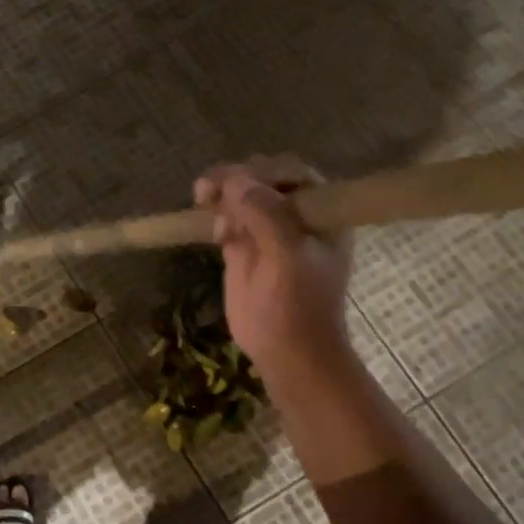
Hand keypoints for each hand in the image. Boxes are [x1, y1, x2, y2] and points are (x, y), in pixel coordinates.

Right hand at [194, 156, 355, 390]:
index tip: (237, 181)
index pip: (293, 174)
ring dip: (222, 193)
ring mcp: (268, 232)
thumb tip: (235, 180)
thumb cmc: (298, 304)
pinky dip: (217, 216)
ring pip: (242, 198)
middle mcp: (296, 216)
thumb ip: (266, 214)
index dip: (264, 171)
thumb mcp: (288, 254)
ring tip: (202, 196)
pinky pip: (228, 220)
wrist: (288, 352)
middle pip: (263, 181)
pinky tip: (212, 228)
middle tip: (211, 189)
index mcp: (321, 213)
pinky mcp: (244, 250)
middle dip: (238, 179)